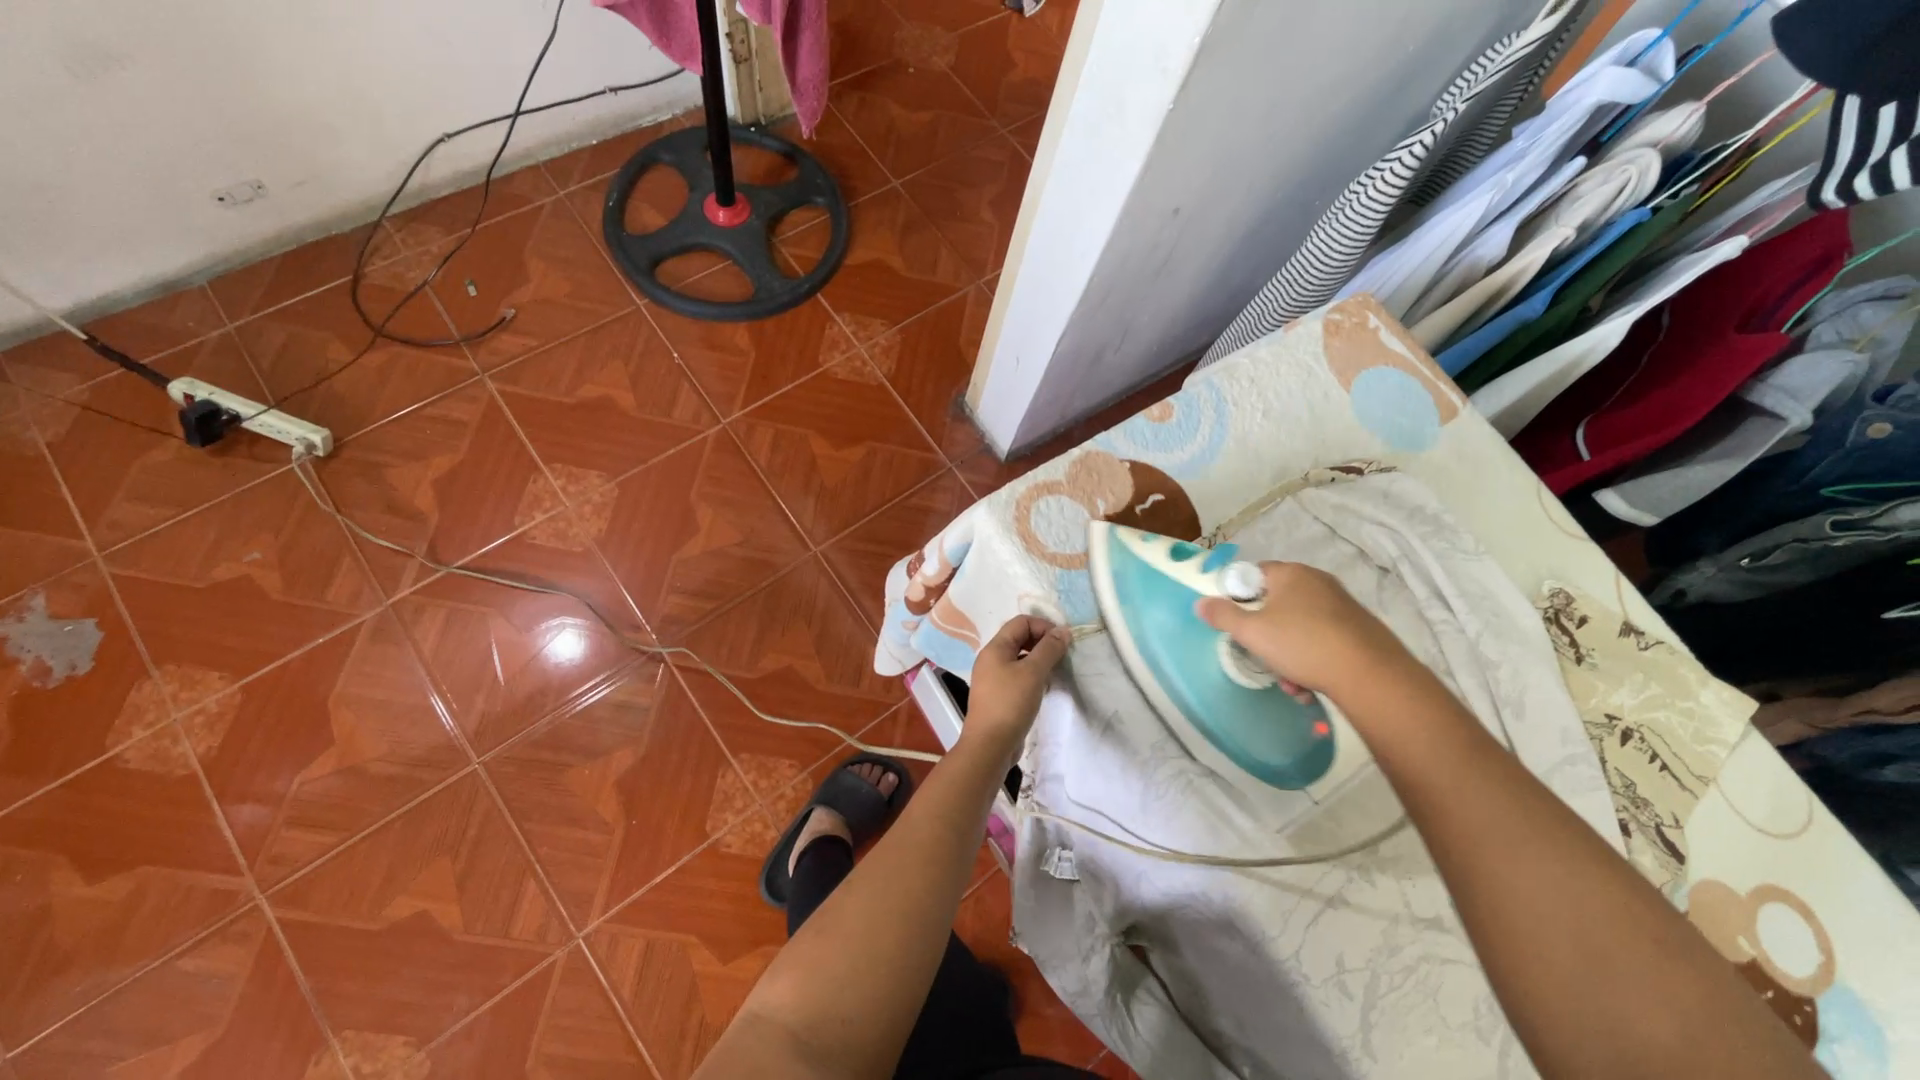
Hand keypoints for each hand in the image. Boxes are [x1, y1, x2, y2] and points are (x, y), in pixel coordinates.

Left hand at [965, 615, 1071, 760]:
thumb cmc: (1010, 704)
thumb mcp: (1033, 673)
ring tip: (1056, 671)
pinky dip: (1033, 676)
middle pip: (1019, 638)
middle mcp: (991, 659)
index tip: (1063, 642)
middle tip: (1062, 656)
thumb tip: (1063, 630)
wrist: (990, 745)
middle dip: (1043, 642)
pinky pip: (1018, 676)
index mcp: (995, 648)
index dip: (1044, 626)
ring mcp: (994, 679)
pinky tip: (1045, 687)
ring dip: (1039, 660)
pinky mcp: (999, 696)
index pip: (1021, 622)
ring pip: (1020, 659)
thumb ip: (1049, 649)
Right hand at [1195, 561, 1409, 702]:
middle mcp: (1317, 581)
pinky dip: (1311, 660)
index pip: (1253, 574)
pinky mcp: (1357, 628)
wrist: (1369, 674)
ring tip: (1291, 683)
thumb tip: (1200, 602)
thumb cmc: (1302, 644)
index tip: (1234, 622)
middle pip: (1275, 604)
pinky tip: (1310, 685)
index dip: (1237, 596)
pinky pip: (1321, 640)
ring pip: (1298, 628)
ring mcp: (1341, 604)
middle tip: (1262, 657)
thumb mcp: (1252, 632)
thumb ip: (1223, 615)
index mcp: (1291, 574)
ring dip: (1287, 656)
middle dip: (1265, 636)